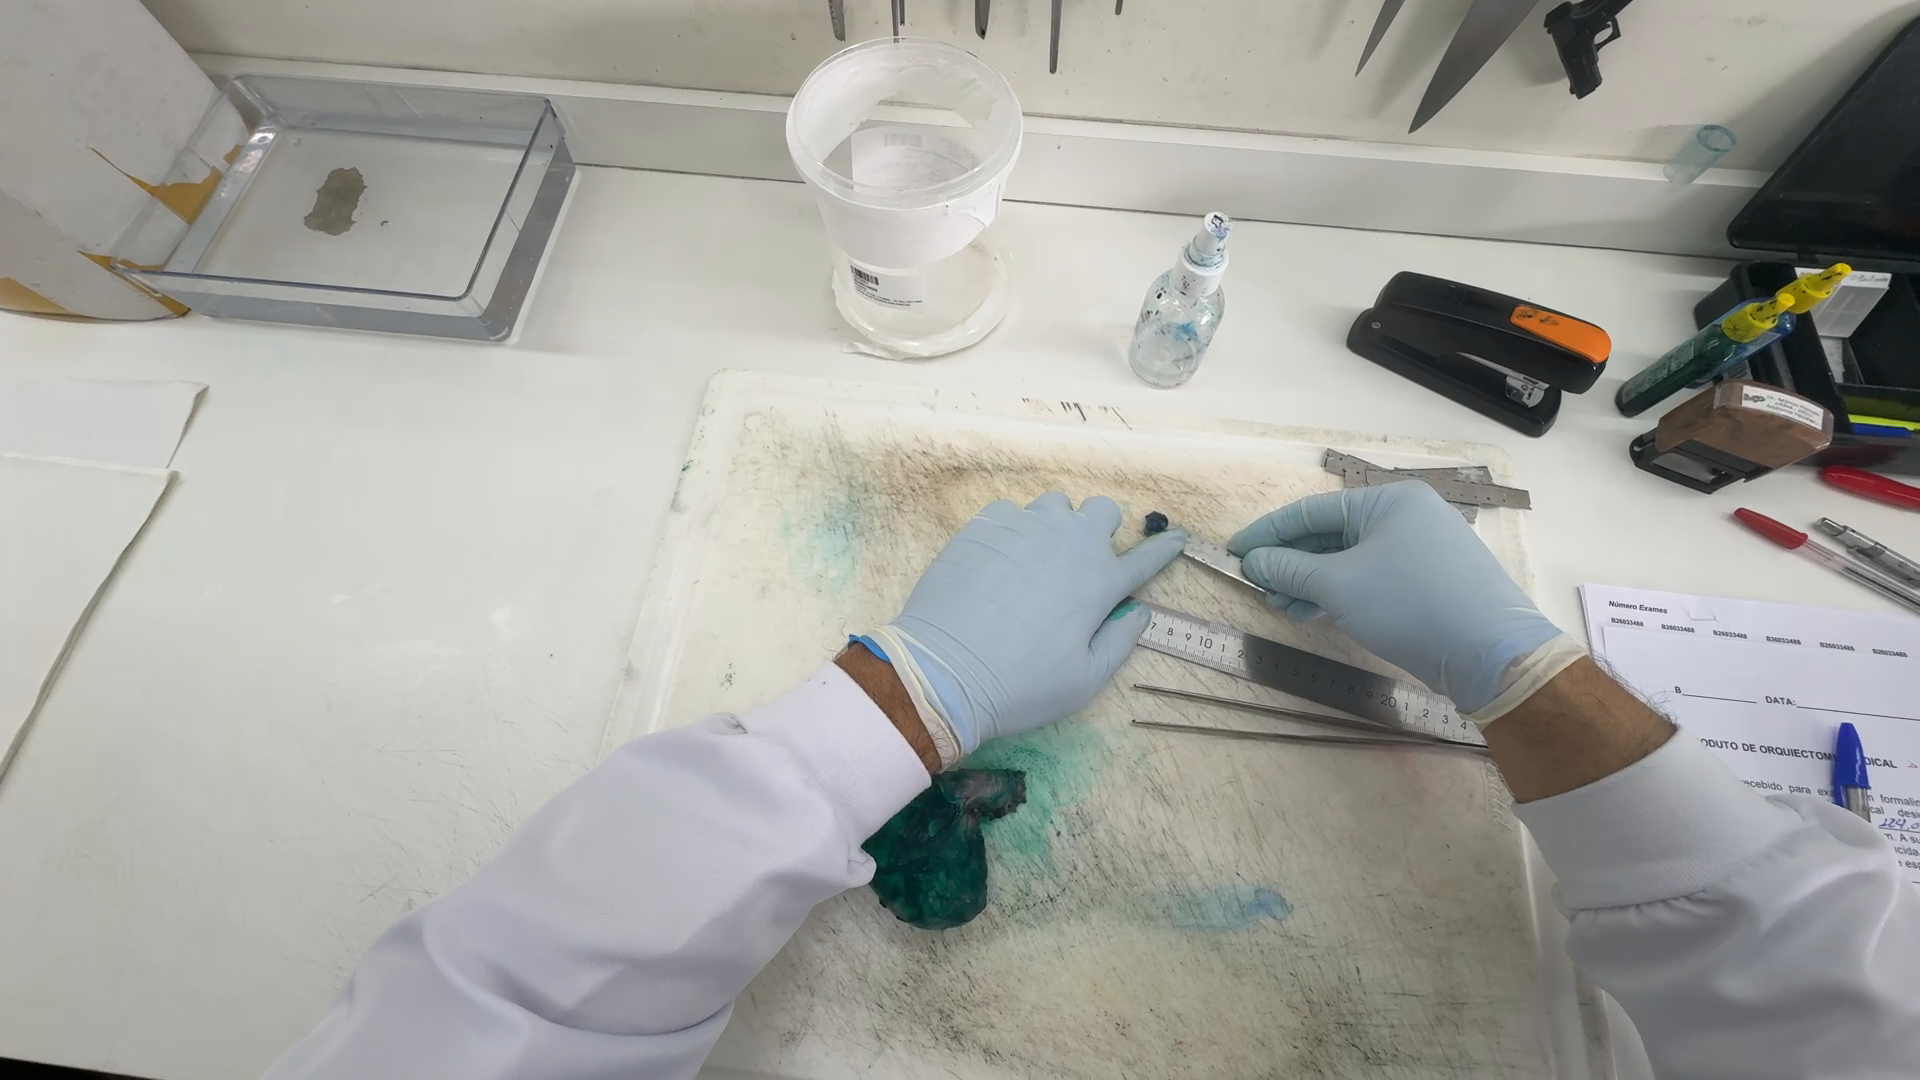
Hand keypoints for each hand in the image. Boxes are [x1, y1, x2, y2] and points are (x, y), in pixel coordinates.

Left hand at [871, 493, 1186, 755]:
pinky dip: (1011, 528)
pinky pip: (1009, 510)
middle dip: (1100, 528)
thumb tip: (1140, 613)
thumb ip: (1119, 642)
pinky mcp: (985, 523)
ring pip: (1055, 503)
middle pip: (1102, 509)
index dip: (1164, 548)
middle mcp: (1070, 543)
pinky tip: (996, 558)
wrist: (945, 669)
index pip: (1146, 558)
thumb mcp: (1085, 682)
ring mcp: (1026, 527)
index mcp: (1100, 582)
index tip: (1175, 537)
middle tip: (1078, 560)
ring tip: (1032, 557)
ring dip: (1054, 524)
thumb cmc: (1021, 684)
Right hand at [1228, 482, 1561, 713]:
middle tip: (1258, 586)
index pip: (1310, 511)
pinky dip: (1336, 593)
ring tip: (1280, 605)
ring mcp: (1420, 550)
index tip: (1235, 551)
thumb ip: (1287, 568)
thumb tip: (1251, 561)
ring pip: (1346, 560)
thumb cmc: (1408, 604)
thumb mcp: (1337, 584)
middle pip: (1328, 535)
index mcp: (1389, 500)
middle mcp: (1406, 516)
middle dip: (1289, 563)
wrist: (1493, 657)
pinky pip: (1368, 577)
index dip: (1267, 532)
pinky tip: (1312, 613)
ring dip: (1308, 582)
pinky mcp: (1427, 582)